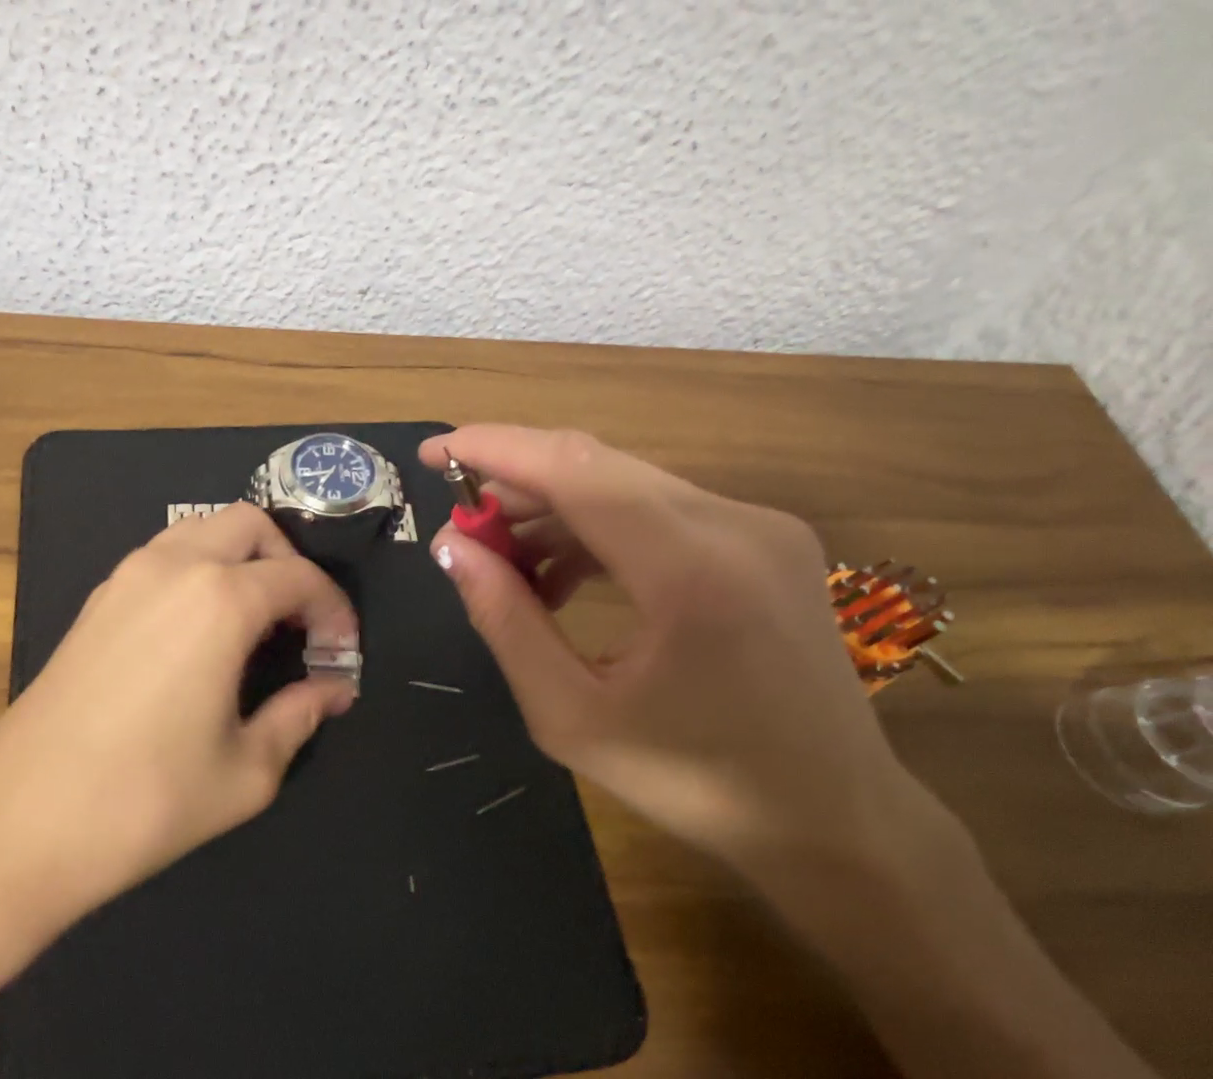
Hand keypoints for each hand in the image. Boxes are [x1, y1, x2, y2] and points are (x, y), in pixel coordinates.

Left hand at [0, 502, 358, 941]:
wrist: (21, 823)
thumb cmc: (147, 799)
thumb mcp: (246, 771)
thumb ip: (299, 716)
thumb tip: (333, 691)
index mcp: (220, 599)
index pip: (300, 578)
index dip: (335, 613)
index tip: (342, 656)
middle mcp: (171, 567)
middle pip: (248, 525)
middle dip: (289, 563)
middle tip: (302, 626)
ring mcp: (123, 579)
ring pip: (199, 532)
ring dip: (240, 561)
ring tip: (257, 625)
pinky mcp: (93, 603)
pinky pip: (161, 560)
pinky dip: (197, 574)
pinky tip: (201, 636)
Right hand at [421, 425, 957, 879]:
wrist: (833, 818)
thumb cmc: (695, 783)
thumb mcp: (571, 715)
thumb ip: (505, 621)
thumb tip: (451, 547)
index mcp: (691, 571)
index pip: (576, 469)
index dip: (496, 449)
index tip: (433, 454)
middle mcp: (735, 525)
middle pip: (599, 467)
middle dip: (517, 484)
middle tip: (461, 529)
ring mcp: (761, 529)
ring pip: (629, 485)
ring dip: (555, 511)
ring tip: (503, 564)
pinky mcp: (768, 543)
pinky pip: (662, 511)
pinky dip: (601, 529)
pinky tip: (563, 576)